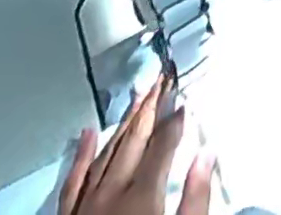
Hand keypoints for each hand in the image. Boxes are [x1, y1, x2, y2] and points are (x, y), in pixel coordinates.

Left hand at [60, 76, 214, 214]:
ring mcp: (85, 207)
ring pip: (107, 152)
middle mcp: (111, 194)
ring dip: (124, 121)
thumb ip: (195, 200)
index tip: (185, 99)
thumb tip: (207, 155)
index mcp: (142, 197)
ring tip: (137, 96)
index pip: (163, 144)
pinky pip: (73, 180)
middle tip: (161, 78)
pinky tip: (89, 133)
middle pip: (135, 139)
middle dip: (151, 107)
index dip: (176, 120)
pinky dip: (82, 154)